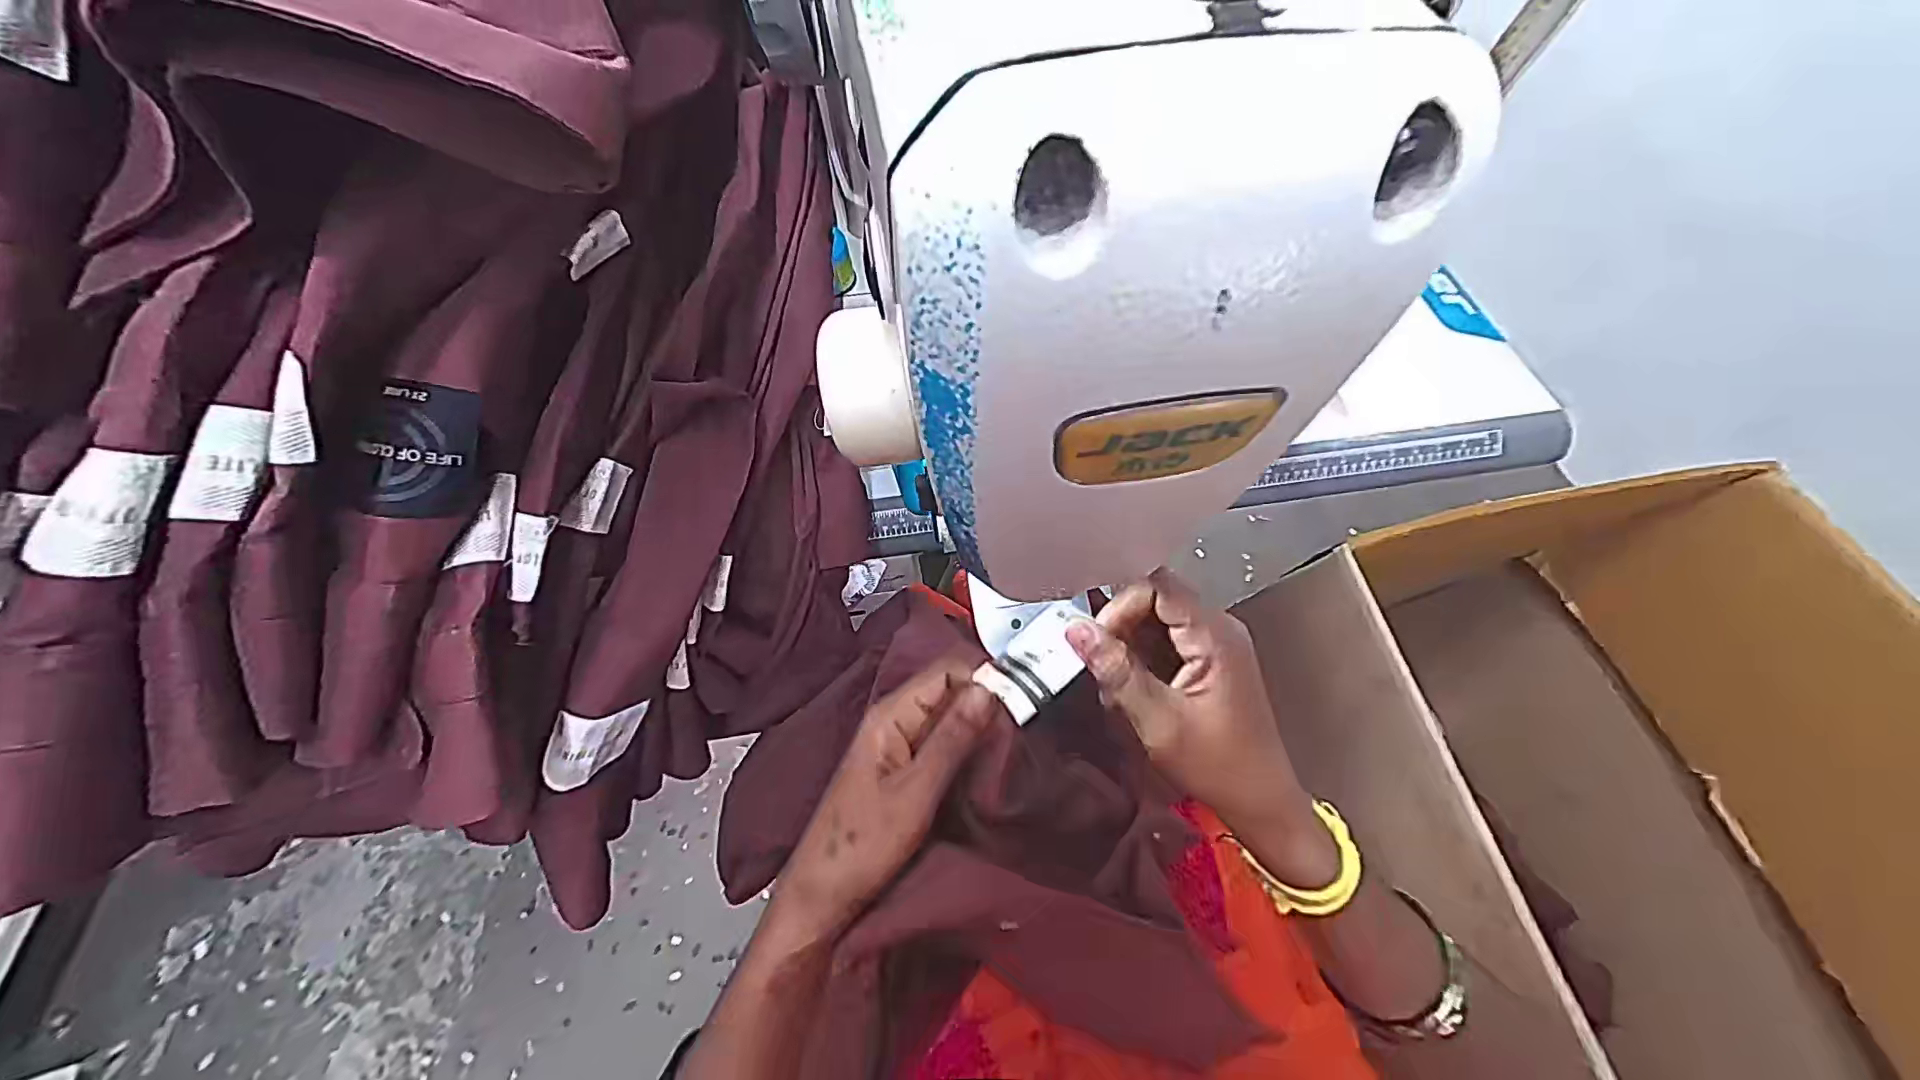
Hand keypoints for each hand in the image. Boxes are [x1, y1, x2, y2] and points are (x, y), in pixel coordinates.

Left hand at [767, 655, 1001, 945]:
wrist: (824, 895)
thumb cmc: (861, 846)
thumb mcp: (916, 791)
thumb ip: (953, 738)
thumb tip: (989, 689)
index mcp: (890, 714)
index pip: (947, 670)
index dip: (984, 679)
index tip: (1019, 701)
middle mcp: (894, 719)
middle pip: (950, 690)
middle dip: (985, 702)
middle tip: (1021, 727)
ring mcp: (899, 743)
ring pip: (950, 716)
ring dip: (979, 725)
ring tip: (1011, 745)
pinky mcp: (906, 767)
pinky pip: (944, 741)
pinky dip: (967, 746)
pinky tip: (988, 763)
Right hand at [1066, 568, 1338, 886]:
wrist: (1260, 802)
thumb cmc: (1221, 768)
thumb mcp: (1158, 721)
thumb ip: (1116, 671)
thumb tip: (1077, 631)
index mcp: (1215, 636)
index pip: (1156, 586)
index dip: (1120, 608)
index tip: (1100, 642)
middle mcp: (1218, 629)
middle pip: (1153, 599)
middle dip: (1119, 629)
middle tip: (1105, 668)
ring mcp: (1214, 643)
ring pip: (1153, 620)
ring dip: (1127, 648)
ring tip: (1119, 687)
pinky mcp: (1206, 659)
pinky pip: (1162, 641)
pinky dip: (1140, 660)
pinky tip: (1135, 691)